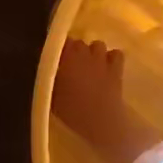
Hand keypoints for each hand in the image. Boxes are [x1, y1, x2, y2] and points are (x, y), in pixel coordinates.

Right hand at [53, 38, 162, 162]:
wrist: (98, 120)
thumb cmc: (69, 110)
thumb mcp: (50, 94)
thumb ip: (48, 78)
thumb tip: (46, 70)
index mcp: (64, 57)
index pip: (59, 43)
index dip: (57, 50)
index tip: (54, 59)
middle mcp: (82, 53)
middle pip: (77, 43)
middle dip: (74, 51)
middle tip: (70, 65)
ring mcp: (101, 59)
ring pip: (97, 45)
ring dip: (92, 52)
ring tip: (89, 65)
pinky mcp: (116, 68)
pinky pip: (116, 53)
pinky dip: (111, 57)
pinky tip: (107, 67)